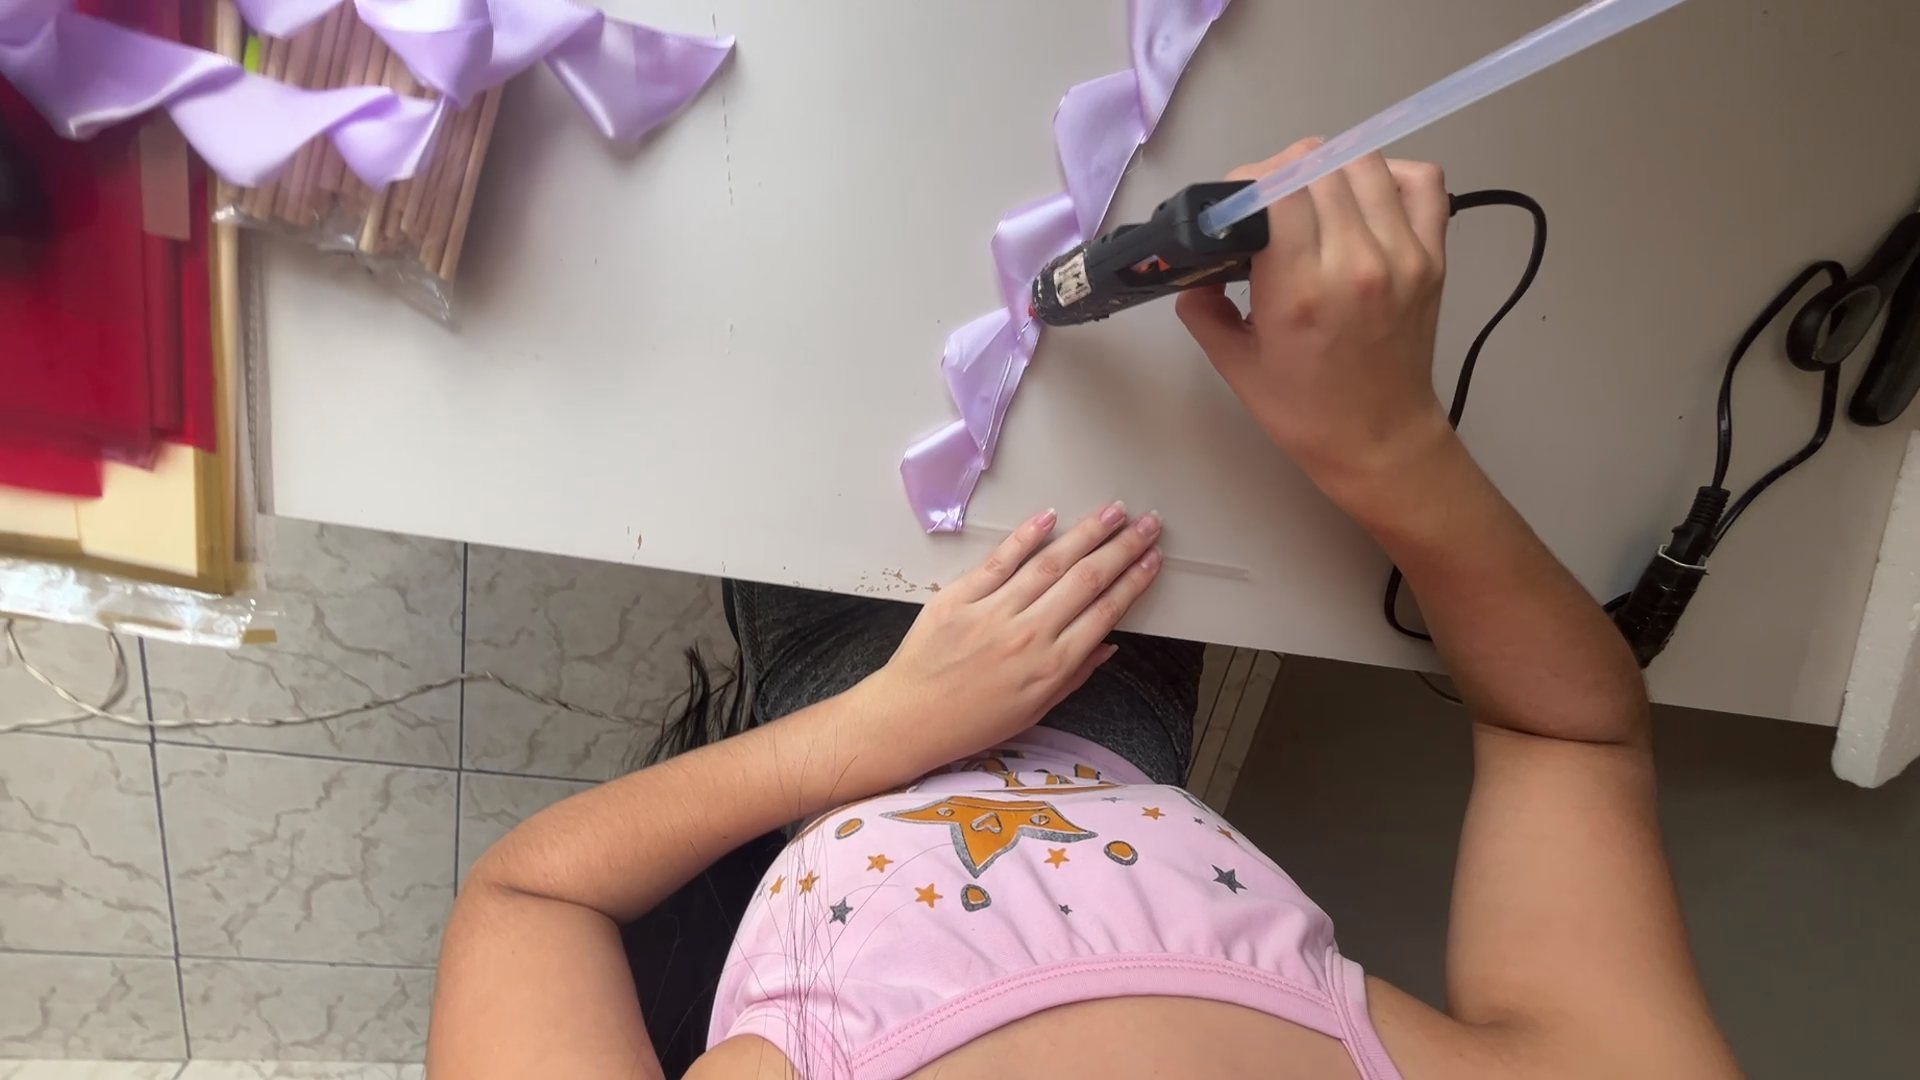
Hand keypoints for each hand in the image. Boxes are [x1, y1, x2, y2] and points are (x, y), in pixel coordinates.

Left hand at [856, 503, 1163, 773]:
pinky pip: (1000, 559)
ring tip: (1113, 510)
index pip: (1105, 612)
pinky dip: (1027, 536)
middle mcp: (1028, 635)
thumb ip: (1074, 675)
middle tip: (1148, 524)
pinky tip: (1050, 516)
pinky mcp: (960, 596)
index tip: (1153, 559)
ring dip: (1087, 533)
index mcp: (1051, 667)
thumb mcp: (1035, 711)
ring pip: (1051, 563)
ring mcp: (993, 612)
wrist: (908, 719)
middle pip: (1087, 579)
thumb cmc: (972, 722)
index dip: (1134, 581)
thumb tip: (1108, 644)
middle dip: (1123, 548)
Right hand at [1176, 138, 1455, 503]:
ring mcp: (1402, 253)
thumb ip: (1204, 312)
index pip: (1276, 189)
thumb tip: (1194, 272)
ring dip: (1324, 167)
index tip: (1229, 205)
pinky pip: (1419, 181)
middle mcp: (1355, 261)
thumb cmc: (1301, 411)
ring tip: (1303, 197)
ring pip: (1362, 162)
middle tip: (1259, 205)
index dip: (1245, 183)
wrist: (1377, 438)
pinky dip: (1386, 173)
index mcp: (1299, 292)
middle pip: (1316, 163)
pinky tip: (1359, 195)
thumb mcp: (1235, 366)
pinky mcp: (1432, 254)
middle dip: (1275, 171)